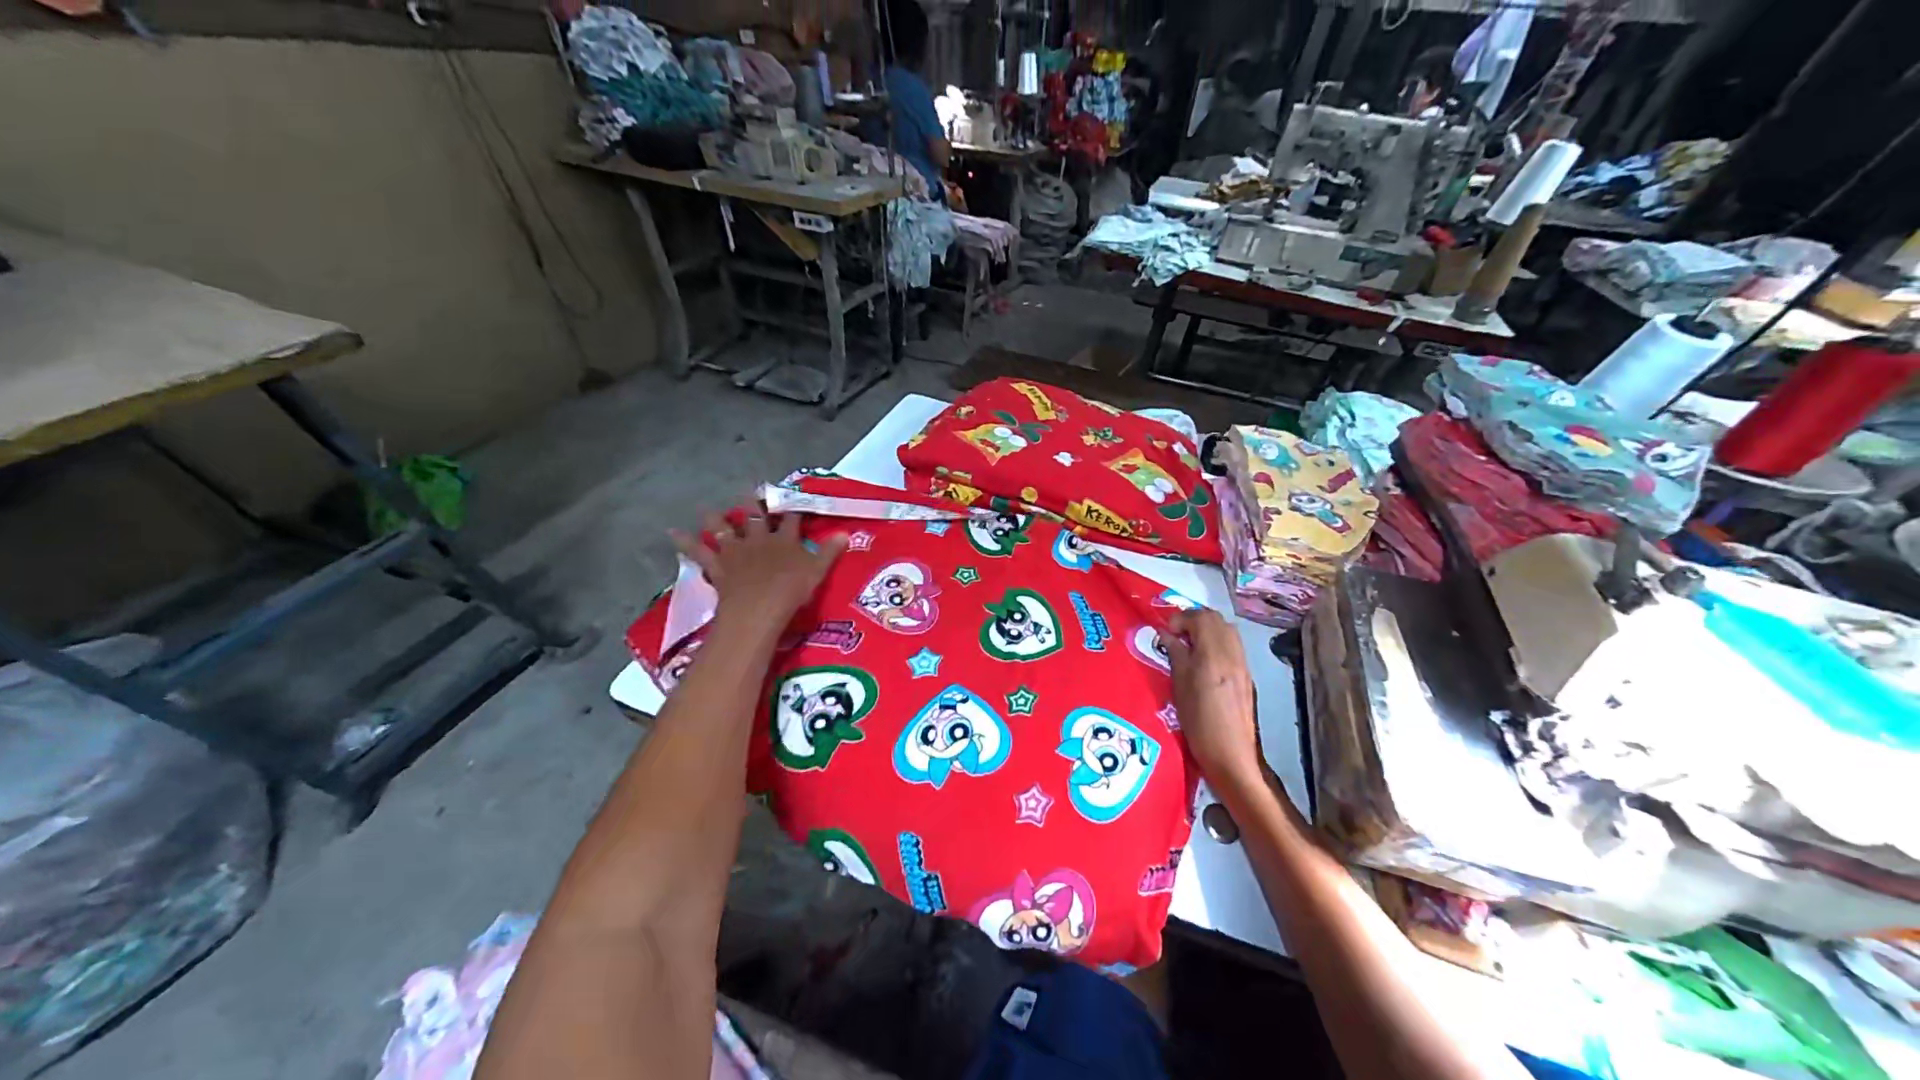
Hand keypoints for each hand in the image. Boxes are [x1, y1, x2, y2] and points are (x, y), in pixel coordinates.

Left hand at [672, 505, 846, 626]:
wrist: (760, 607)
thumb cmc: (792, 591)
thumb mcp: (818, 572)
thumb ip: (830, 552)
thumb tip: (845, 534)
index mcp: (785, 540)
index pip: (790, 519)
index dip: (791, 507)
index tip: (791, 495)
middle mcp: (759, 539)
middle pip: (755, 517)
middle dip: (752, 503)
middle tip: (748, 490)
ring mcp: (736, 551)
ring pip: (724, 529)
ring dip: (716, 519)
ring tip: (708, 510)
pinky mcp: (718, 566)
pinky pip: (698, 551)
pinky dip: (685, 542)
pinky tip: (672, 532)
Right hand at [1164, 609, 1262, 795]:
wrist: (1230, 754)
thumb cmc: (1198, 721)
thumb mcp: (1179, 685)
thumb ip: (1175, 654)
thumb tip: (1166, 634)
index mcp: (1213, 653)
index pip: (1199, 617)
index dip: (1179, 619)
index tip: (1165, 633)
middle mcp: (1232, 653)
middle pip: (1215, 619)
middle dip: (1193, 621)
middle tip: (1175, 637)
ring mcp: (1242, 664)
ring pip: (1226, 630)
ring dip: (1207, 631)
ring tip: (1189, 648)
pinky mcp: (1246, 676)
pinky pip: (1232, 646)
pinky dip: (1217, 643)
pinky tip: (1204, 663)